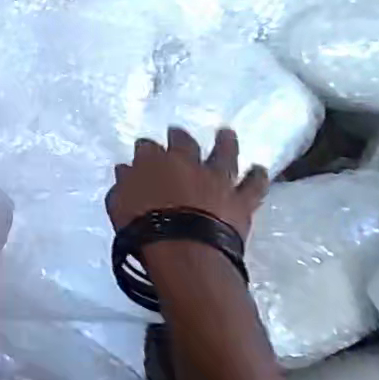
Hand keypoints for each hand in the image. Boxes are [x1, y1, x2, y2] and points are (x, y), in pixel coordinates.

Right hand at [107, 128, 269, 239]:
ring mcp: (216, 179)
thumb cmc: (143, 225)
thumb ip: (123, 184)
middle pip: (184, 142)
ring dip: (225, 143)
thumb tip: (126, 169)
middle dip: (179, 136)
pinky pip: (253, 185)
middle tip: (177, 132)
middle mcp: (187, 162)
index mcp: (153, 161)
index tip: (141, 150)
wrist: (183, 247)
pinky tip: (260, 170)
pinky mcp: (240, 199)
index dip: (144, 148)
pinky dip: (257, 177)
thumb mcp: (118, 204)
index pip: (146, 147)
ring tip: (227, 133)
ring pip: (224, 154)